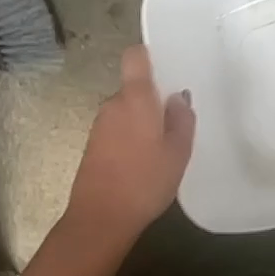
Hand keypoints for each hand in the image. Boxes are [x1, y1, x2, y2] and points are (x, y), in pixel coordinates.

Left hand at [66, 45, 195, 237]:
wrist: (100, 219)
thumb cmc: (144, 181)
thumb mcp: (178, 153)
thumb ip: (182, 119)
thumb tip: (177, 98)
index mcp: (135, 97)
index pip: (135, 57)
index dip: (149, 56)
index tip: (166, 68)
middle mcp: (113, 104)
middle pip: (134, 88)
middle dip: (152, 100)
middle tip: (174, 123)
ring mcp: (99, 125)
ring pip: (126, 111)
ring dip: (141, 122)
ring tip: (160, 149)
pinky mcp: (92, 145)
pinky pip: (116, 129)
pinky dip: (129, 138)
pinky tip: (142, 164)